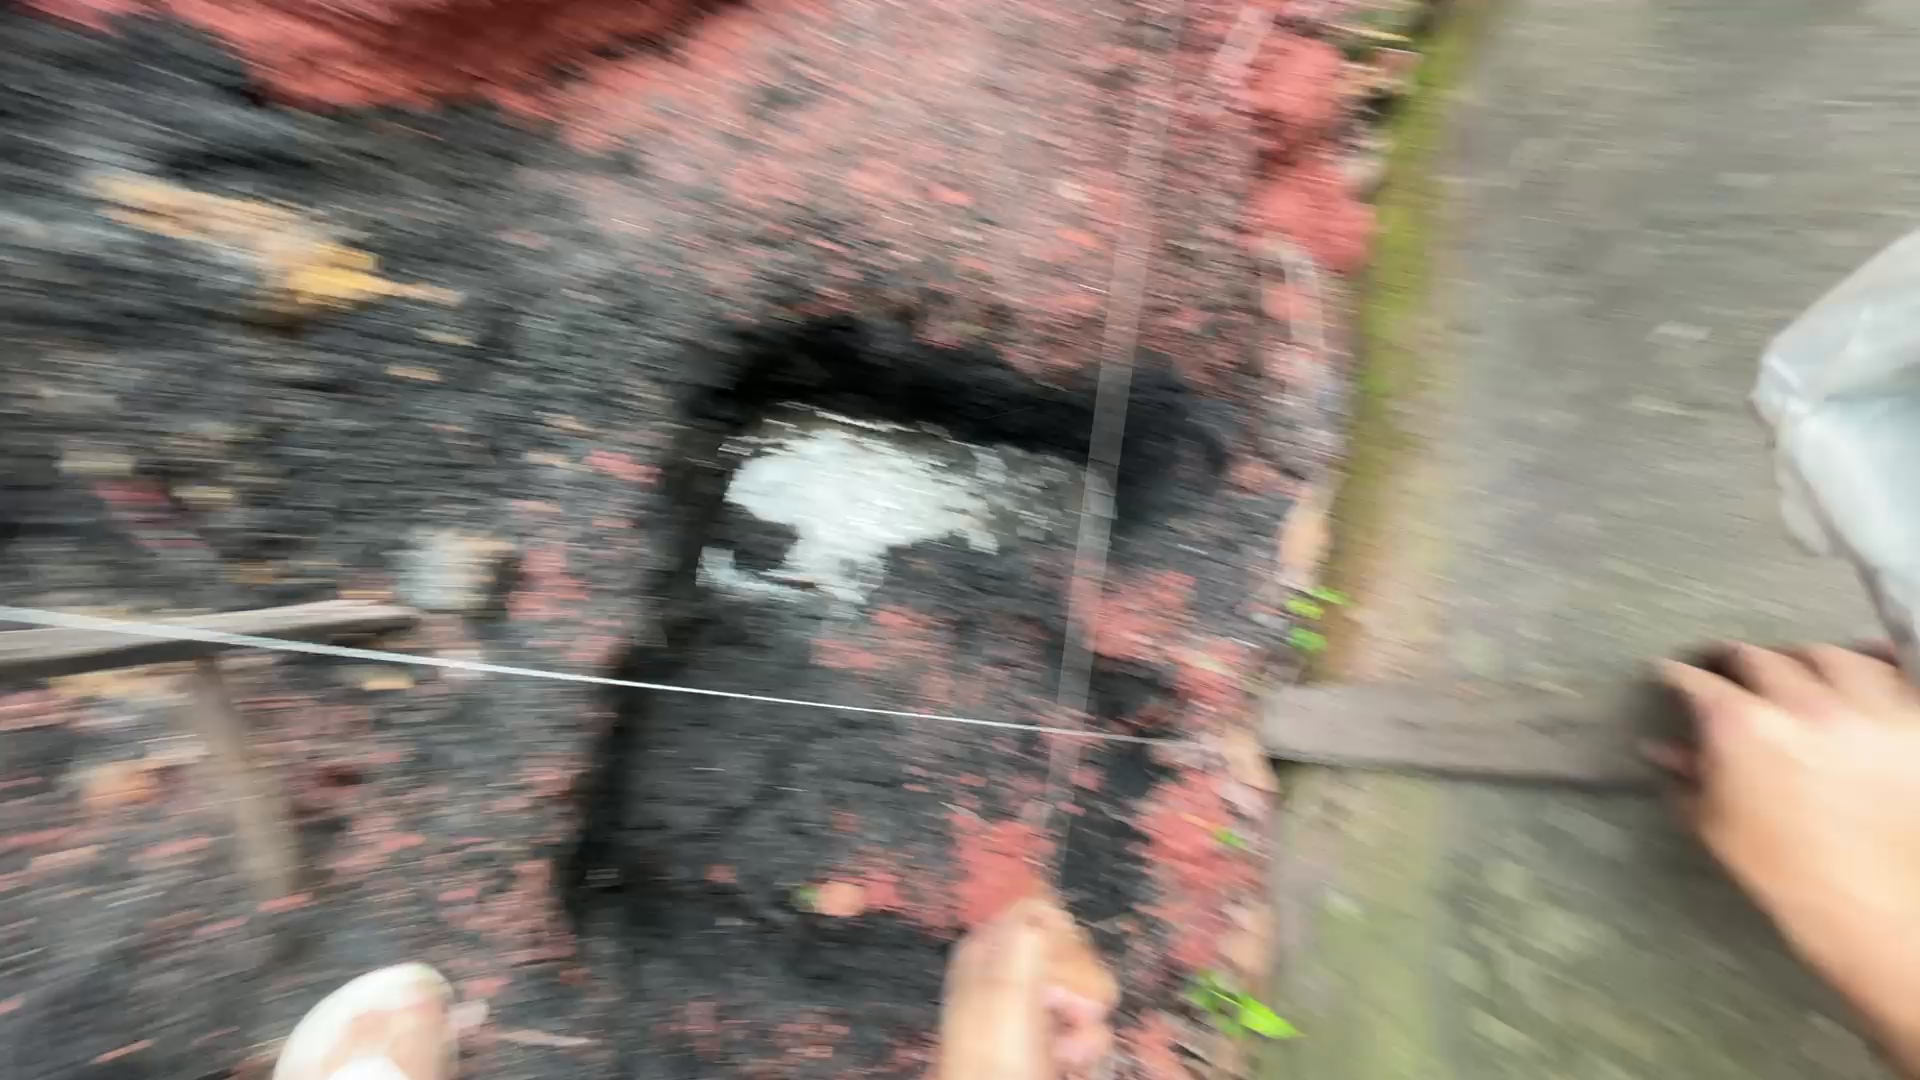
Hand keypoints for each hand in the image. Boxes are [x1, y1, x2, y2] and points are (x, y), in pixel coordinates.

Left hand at [937, 898, 1115, 1079]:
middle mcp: (1009, 970)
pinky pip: (1089, 1023)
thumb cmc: (994, 1061)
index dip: (1065, 938)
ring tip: (1070, 1045)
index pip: (1043, 910)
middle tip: (1068, 1012)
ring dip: (1090, 1018)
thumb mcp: (1006, 986)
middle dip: (1081, 982)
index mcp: (990, 946)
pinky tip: (1073, 1059)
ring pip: (1087, 987)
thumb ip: (1028, 934)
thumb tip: (1050, 906)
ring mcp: (1032, 1007)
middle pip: (1071, 947)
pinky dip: (1090, 1041)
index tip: (1064, 973)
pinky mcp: (1052, 1039)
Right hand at [1659, 644, 1919, 1073]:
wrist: (1870, 910)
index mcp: (1740, 726)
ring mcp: (1871, 719)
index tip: (1671, 675)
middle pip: (1761, 658)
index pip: (1695, 679)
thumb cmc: (1781, 866)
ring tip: (1799, 665)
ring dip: (1807, 658)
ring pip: (1835, 656)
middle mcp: (1803, 709)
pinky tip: (1869, 657)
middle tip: (1728, 667)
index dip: (1676, 675)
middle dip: (1736, 660)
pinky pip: (1909, 676)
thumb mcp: (1711, 817)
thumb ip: (1687, 772)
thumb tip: (1660, 750)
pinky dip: (1885, 661)